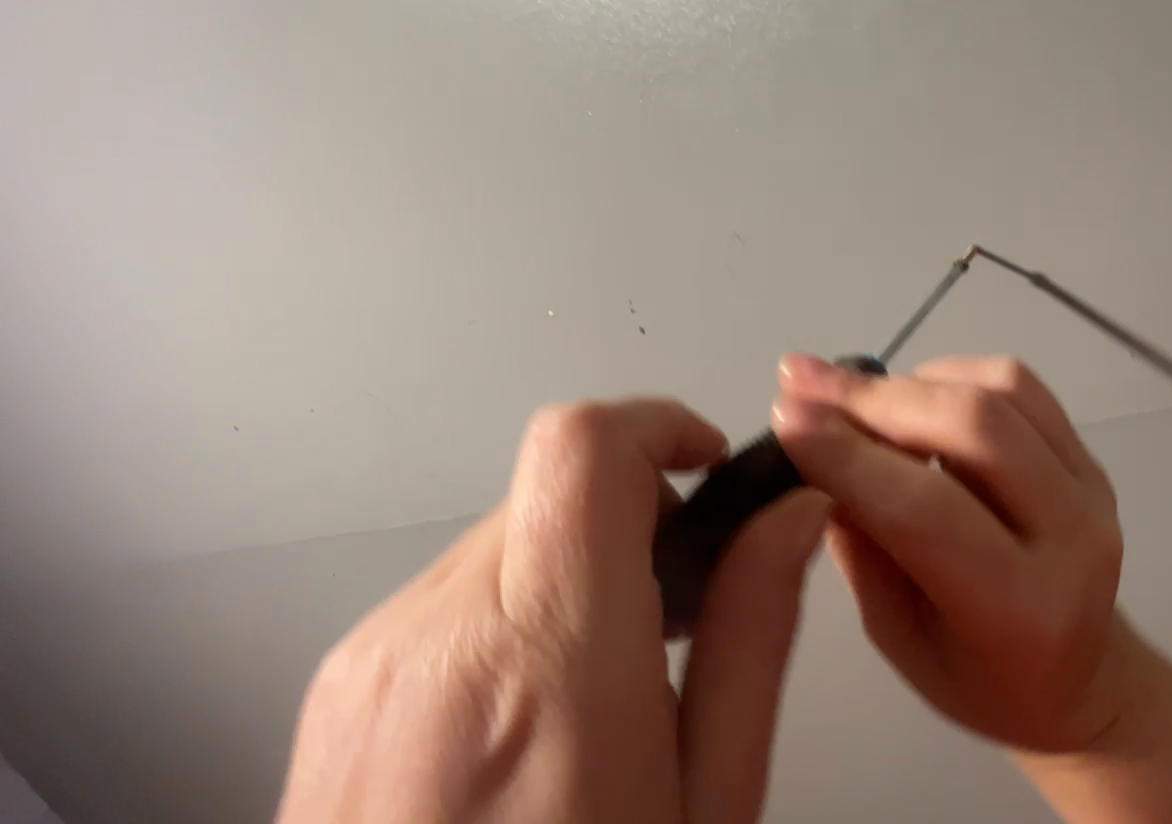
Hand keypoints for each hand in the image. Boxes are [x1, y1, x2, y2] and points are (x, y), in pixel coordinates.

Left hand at [277, 400, 829, 823]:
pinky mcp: (341, 683)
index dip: (657, 423)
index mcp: (548, 663)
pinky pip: (459, 588)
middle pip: (556, 483)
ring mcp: (375, 657)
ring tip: (613, 674)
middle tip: (680, 602)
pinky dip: (522, 607)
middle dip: (636, 512)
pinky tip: (539, 708)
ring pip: (512, 532)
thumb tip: (792, 513)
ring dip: (580, 564)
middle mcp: (441, 635)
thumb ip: (752, 632)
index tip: (707, 462)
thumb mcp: (711, 798)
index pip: (584, 448)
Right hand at [771, 354, 1136, 752]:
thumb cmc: (971, 673)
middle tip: (803, 383)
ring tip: (857, 400)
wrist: (1075, 672)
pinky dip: (955, 376)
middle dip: (876, 399)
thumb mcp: (894, 630)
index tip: (784, 417)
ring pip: (1002, 389)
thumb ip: (859, 539)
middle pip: (975, 426)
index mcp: (1020, 609)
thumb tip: (812, 445)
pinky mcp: (1091, 456)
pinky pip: (1022, 385)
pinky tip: (914, 396)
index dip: (848, 456)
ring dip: (914, 381)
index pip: (924, 509)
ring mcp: (1091, 486)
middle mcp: (1073, 536)